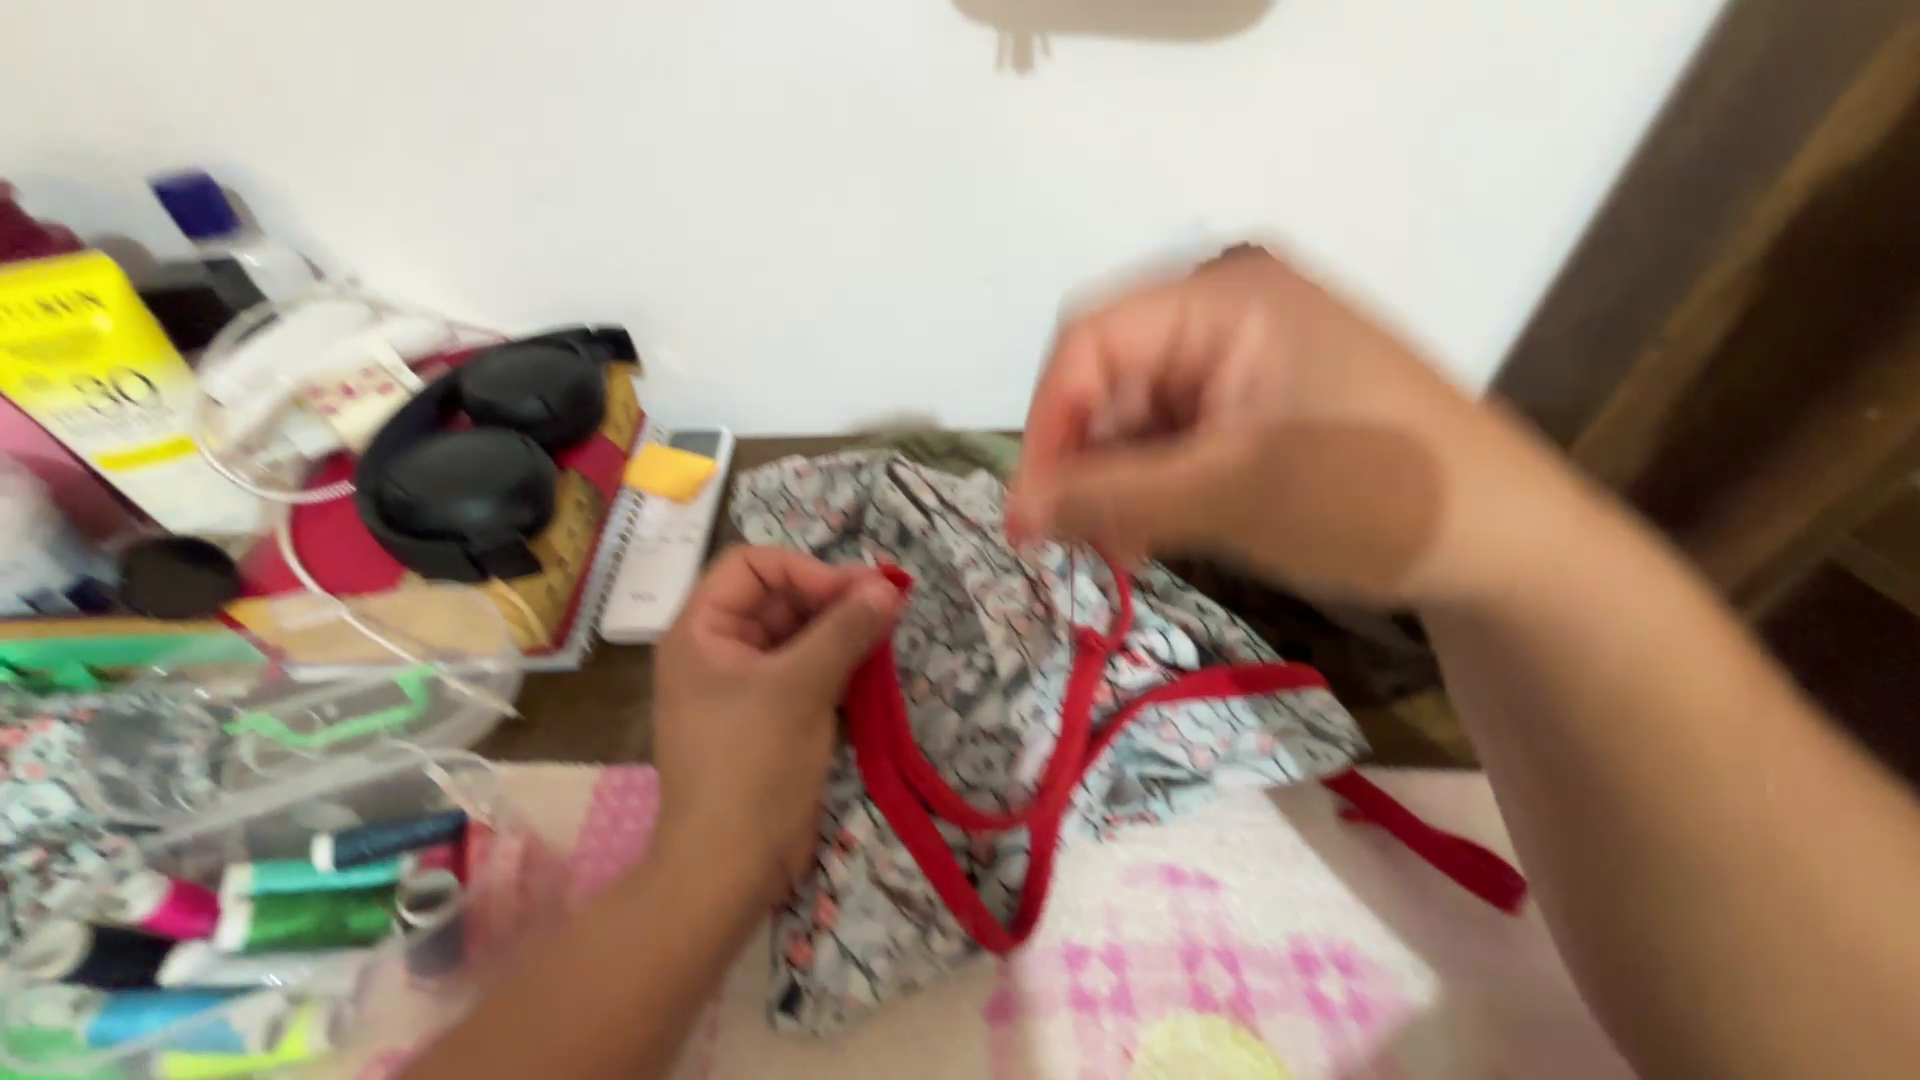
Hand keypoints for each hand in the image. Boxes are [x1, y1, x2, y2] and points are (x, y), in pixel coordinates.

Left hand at [651, 546, 901, 898]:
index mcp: (701, 630)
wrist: (728, 868)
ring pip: (799, 636)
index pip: (752, 566)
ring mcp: (744, 686)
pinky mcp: (770, 718)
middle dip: (832, 599)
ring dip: (842, 633)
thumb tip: (889, 586)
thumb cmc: (752, 765)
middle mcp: (718, 649)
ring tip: (887, 637)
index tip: (858, 592)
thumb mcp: (800, 688)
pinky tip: (873, 672)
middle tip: (889, 607)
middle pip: (779, 599)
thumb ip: (845, 630)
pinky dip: (839, 667)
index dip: (806, 570)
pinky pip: (807, 673)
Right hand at [1008, 246, 1582, 606]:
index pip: (1090, 341)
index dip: (1047, 424)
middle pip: (1109, 381)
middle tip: (1075, 543)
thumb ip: (1112, 497)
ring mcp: (1243, 364)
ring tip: (1122, 550)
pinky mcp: (1255, 409)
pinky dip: (1152, 490)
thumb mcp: (1230, 493)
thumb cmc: (1373, 497)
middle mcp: (1225, 315)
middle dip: (1085, 463)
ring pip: (1137, 419)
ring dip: (1116, 485)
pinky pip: (1174, 442)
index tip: (1031, 514)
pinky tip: (1152, 536)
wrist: (1505, 544)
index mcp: (1222, 297)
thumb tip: (1015, 514)